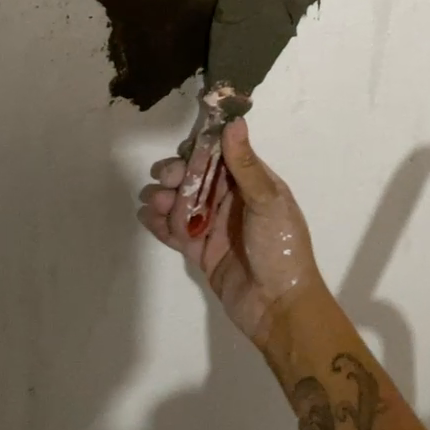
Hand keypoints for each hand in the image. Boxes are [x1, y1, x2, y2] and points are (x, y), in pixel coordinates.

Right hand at [137, 119, 324, 345]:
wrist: (280, 308)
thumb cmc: (281, 248)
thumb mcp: (267, 201)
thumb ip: (245, 164)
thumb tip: (235, 120)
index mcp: (251, 184)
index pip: (219, 157)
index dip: (198, 152)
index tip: (182, 152)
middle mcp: (231, 200)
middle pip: (195, 178)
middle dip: (177, 177)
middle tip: (164, 181)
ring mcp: (214, 226)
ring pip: (182, 203)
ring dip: (166, 200)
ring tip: (155, 203)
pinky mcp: (201, 252)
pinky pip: (176, 232)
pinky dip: (161, 224)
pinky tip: (148, 217)